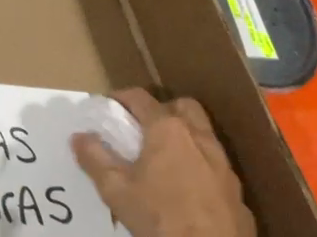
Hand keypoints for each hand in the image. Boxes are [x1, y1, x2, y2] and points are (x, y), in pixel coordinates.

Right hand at [72, 88, 255, 236]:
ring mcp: (224, 167)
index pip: (140, 97)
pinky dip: (202, 171)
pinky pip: (217, 170)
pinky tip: (190, 193)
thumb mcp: (116, 190)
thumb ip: (94, 157)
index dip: (120, 97)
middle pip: (183, 107)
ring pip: (205, 137)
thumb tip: (78, 136)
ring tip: (166, 161)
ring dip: (186, 139)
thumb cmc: (161, 218)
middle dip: (163, 110)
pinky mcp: (238, 195)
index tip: (106, 108)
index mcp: (168, 130)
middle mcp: (199, 139)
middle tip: (144, 130)